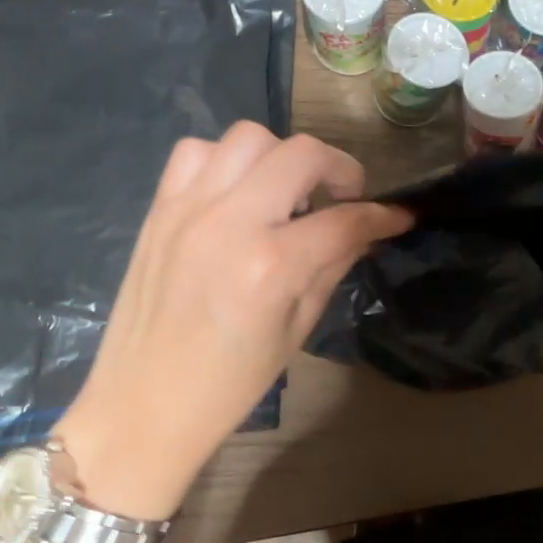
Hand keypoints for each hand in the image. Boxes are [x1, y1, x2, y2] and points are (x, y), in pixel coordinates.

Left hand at [53, 125, 411, 519]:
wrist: (143, 406)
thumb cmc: (231, 382)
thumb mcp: (298, 328)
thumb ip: (333, 265)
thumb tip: (366, 229)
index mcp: (271, 266)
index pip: (344, 219)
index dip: (382, 216)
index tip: (398, 216)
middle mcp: (229, 223)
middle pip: (301, 154)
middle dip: (339, 167)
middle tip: (345, 196)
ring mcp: (188, 210)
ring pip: (248, 137)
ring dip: (281, 157)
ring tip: (288, 192)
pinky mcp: (159, 210)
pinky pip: (196, 152)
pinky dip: (226, 160)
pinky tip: (238, 192)